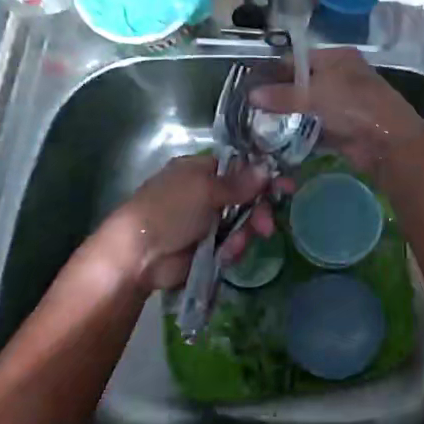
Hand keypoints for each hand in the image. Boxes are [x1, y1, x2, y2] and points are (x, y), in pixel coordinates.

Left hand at [100, 154, 275, 290]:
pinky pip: (233, 243)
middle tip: (267, 226)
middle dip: (258, 211)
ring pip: (243, 222)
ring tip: (236, 244)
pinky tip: (226, 254)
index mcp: (199, 170)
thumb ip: (239, 182)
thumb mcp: (204, 189)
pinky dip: (233, 248)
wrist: (138, 256)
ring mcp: (206, 221)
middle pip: (246, 197)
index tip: (285, 186)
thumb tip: (267, 168)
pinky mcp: (208, 247)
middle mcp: (205, 193)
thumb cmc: (168, 210)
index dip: (263, 176)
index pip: (239, 167)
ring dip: (245, 233)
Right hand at [249, 48, 423, 173]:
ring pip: (308, 107)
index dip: (275, 71)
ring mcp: (342, 104)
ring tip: (258, 123)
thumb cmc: (354, 105)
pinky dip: (300, 132)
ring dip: (288, 115)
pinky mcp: (342, 128)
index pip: (299, 59)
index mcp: (338, 58)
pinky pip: (315, 127)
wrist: (389, 141)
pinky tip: (278, 138)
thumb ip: (283, 95)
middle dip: (279, 95)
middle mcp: (340, 77)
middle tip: (251, 107)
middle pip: (303, 84)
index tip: (250, 85)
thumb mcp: (315, 94)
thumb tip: (251, 95)